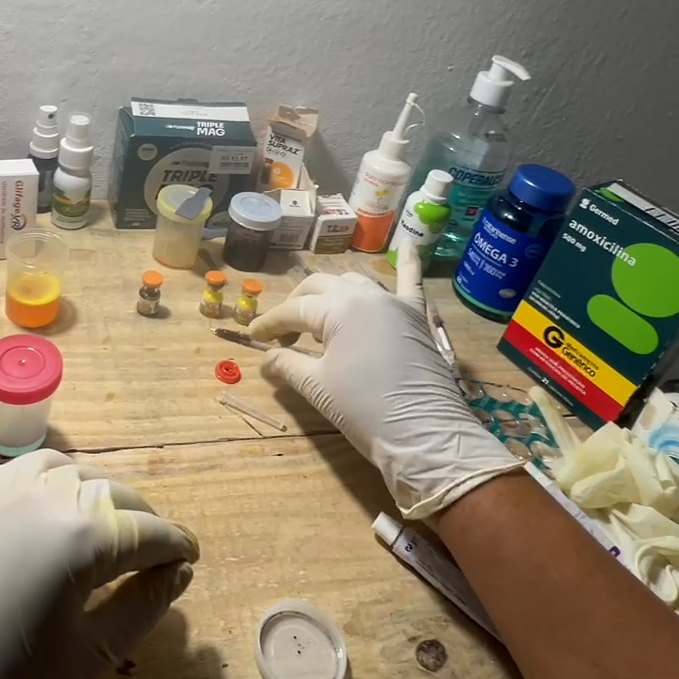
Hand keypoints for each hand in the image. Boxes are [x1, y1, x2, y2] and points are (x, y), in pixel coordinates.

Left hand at [0, 449, 198, 678]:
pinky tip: (66, 505)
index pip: (152, 531)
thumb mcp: (89, 656)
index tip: (192, 558)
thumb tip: (180, 572)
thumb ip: (144, 606)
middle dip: (147, 521)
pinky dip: (66, 479)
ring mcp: (14, 486)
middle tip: (157, 555)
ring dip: (108, 497)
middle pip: (121, 494)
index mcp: (85, 536)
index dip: (179, 545)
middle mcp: (54, 495)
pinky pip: (40, 466)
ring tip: (114, 531)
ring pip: (82, 473)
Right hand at [250, 241, 521, 519]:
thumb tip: (267, 358)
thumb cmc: (364, 409)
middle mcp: (365, 295)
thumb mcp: (317, 387)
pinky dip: (409, 262)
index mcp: (337, 308)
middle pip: (320, 288)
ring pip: (355, 283)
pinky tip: (409, 243)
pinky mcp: (416, 318)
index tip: (255, 338)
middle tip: (284, 335)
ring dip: (333, 292)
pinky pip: (411, 283)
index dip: (270, 324)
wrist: (423, 435)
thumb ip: (287, 364)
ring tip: (320, 314)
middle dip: (297, 306)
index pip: (294, 310)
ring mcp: (394, 303)